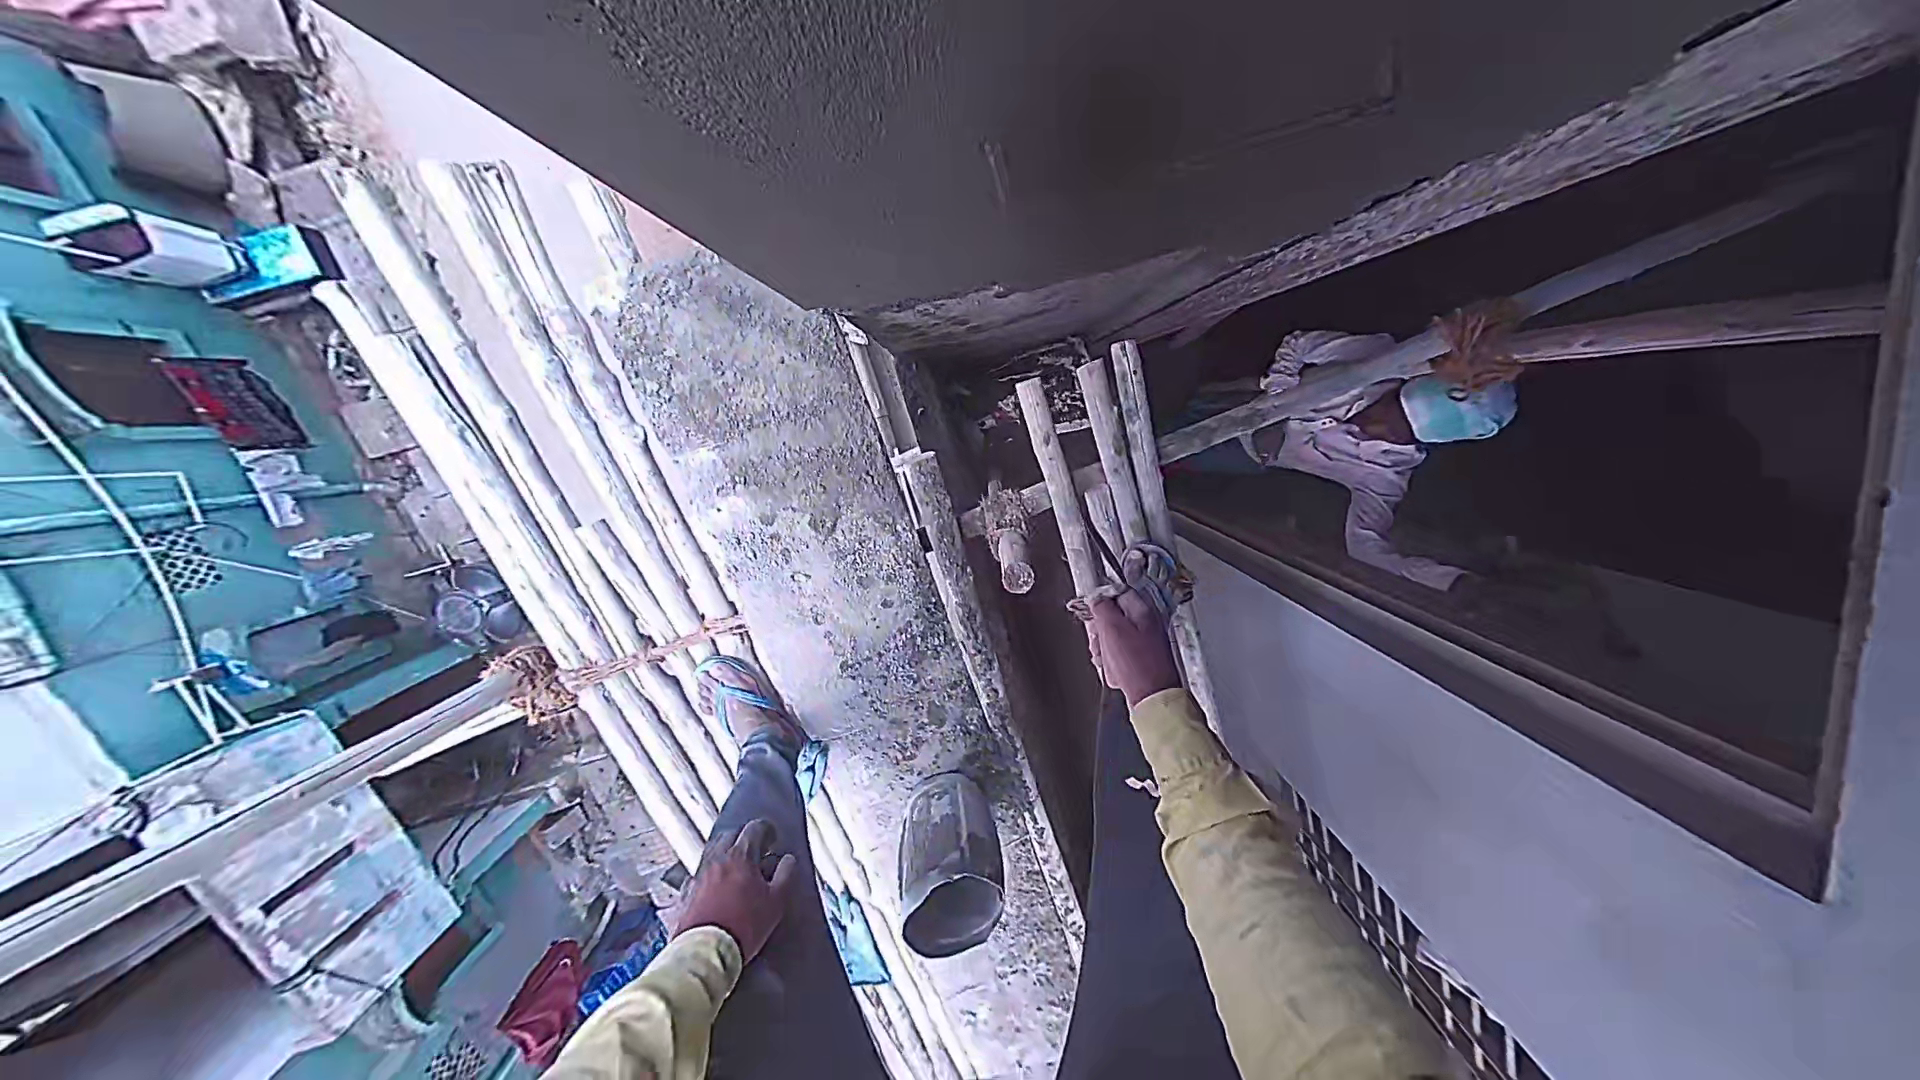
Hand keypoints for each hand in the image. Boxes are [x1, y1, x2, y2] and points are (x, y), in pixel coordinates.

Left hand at [673, 819, 796, 961]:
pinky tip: (714, 884)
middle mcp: (717, 859)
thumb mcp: (776, 901)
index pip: (754, 828)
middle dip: (743, 837)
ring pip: (712, 851)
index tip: (773, 839)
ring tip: (735, 866)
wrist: (706, 954)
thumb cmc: (744, 926)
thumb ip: (785, 875)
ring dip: (725, 853)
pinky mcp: (685, 893)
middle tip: (755, 850)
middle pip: (730, 835)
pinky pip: (698, 873)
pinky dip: (709, 873)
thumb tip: (788, 860)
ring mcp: (698, 875)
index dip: (767, 830)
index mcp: (740, 855)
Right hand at [1086, 589, 1181, 706]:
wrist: (1151, 697)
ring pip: (1112, 635)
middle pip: (1113, 615)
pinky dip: (1111, 660)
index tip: (1090, 611)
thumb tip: (1095, 597)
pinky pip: (1118, 652)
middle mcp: (1146, 623)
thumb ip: (1102, 607)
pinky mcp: (1141, 658)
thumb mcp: (1112, 628)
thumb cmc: (1135, 664)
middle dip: (1100, 629)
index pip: (1116, 592)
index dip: (1100, 601)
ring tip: (1105, 658)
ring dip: (1103, 647)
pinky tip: (1112, 668)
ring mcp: (1144, 641)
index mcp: (1142, 610)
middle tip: (1098, 640)